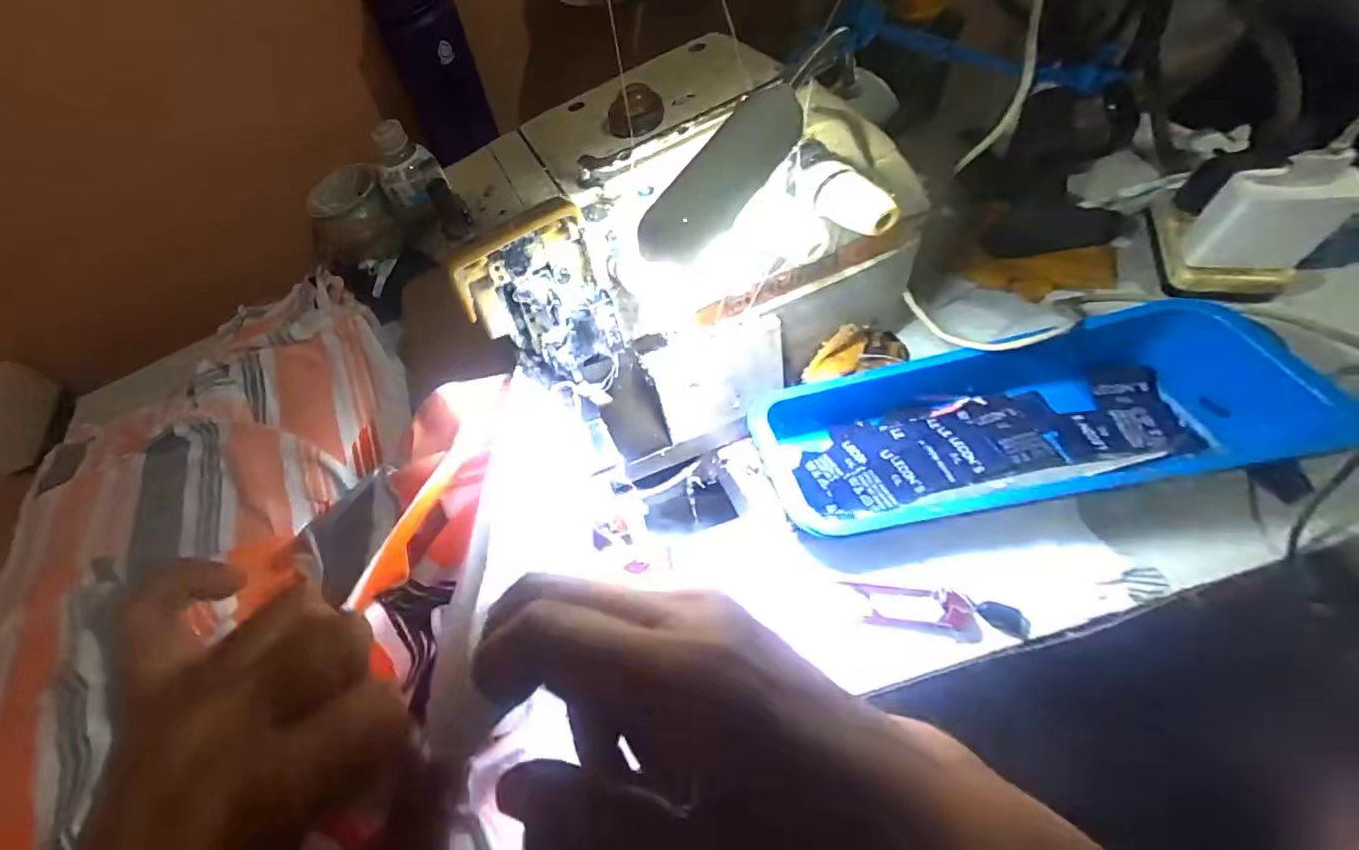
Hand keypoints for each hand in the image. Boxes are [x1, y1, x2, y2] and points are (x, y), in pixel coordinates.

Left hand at [79, 561, 413, 849]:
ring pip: (281, 607)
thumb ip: (358, 796)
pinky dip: (192, 579)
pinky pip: (156, 603)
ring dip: (314, 626)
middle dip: (360, 665)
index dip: (394, 725)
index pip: (373, 711)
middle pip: (331, 639)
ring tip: (314, 661)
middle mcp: (228, 712)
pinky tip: (231, 583)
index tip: (389, 746)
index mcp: (268, 780)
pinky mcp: (143, 678)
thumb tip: (405, 748)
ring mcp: (183, 684)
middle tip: (352, 704)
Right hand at [472, 575, 1098, 849]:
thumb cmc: (809, 842)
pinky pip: (621, 609)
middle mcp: (680, 608)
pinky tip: (645, 727)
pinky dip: (601, 655)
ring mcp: (699, 597)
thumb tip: (506, 786)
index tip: (484, 710)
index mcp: (678, 668)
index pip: (545, 624)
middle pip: (551, 586)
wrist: (927, 817)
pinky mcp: (712, 605)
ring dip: (563, 657)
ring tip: (604, 750)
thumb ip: (593, 819)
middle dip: (512, 639)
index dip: (495, 659)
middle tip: (508, 706)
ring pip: (581, 596)